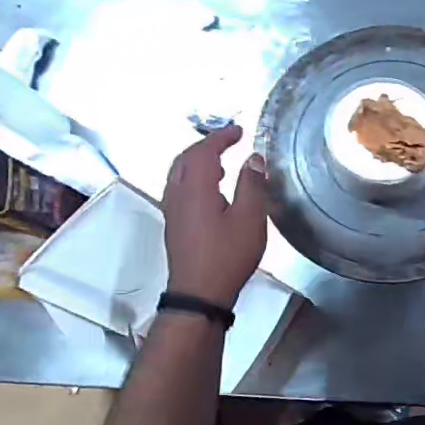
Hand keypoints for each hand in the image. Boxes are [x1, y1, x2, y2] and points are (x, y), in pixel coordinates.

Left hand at [162, 125, 267, 309]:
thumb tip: (253, 158)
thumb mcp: (249, 219)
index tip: (239, 130)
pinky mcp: (173, 225)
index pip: (204, 151)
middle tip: (228, 142)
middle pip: (186, 158)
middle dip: (206, 145)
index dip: (221, 137)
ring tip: (221, 164)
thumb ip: (251, 185)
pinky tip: (209, 192)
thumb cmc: (227, 256)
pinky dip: (192, 178)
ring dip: (197, 162)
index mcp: (196, 188)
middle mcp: (177, 194)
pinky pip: (178, 188)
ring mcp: (172, 210)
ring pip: (178, 173)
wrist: (198, 294)